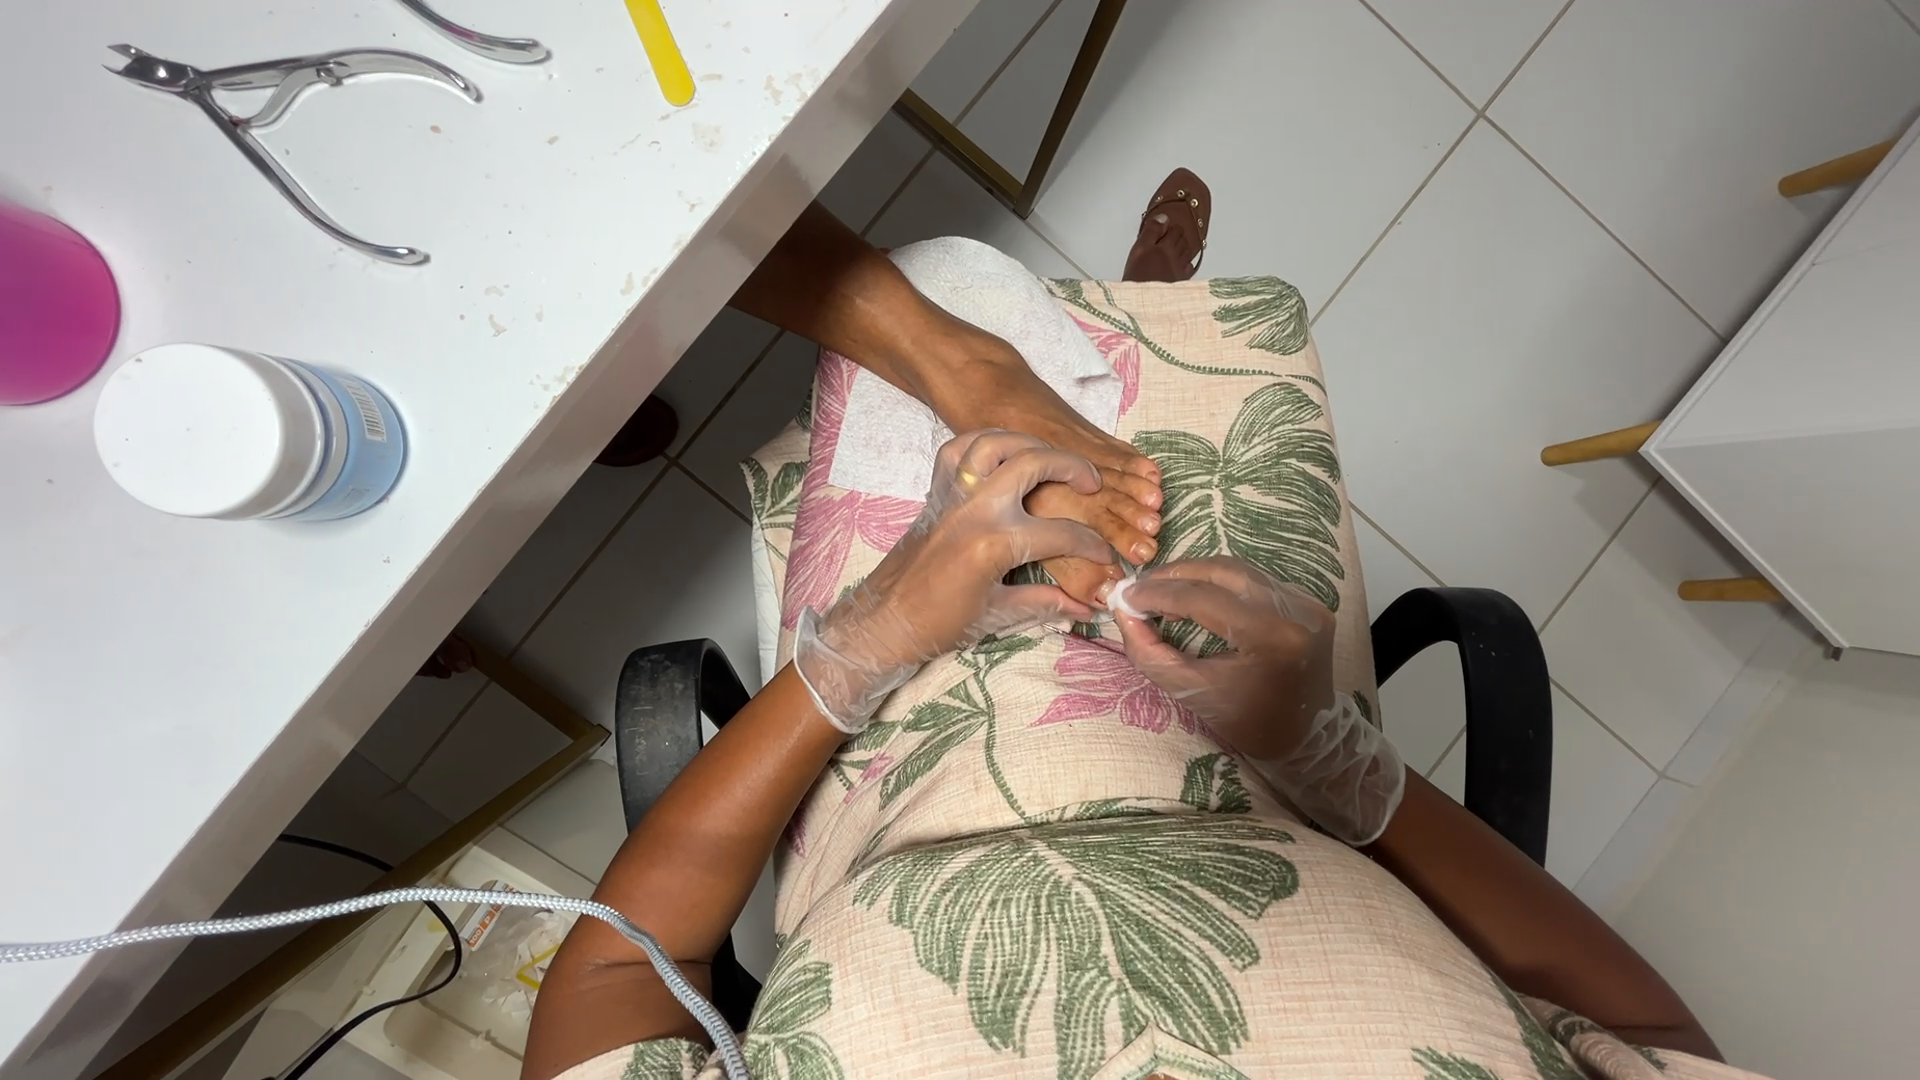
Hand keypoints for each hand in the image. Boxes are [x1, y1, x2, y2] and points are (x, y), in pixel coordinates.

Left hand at [796, 430, 1113, 733]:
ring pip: (993, 442)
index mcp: (994, 544)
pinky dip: (982, 444)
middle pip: (1033, 462)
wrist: (885, 621)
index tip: (1106, 554)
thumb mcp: (999, 615)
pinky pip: (957, 450)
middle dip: (1073, 467)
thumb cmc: (939, 624)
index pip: (1061, 534)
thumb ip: (1047, 603)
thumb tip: (1087, 606)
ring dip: (1028, 443)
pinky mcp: (934, 493)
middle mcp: (974, 509)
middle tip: (1091, 484)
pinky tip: (1001, 457)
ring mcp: (951, 495)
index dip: (1092, 545)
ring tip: (1049, 458)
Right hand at [1110, 557, 1403, 843]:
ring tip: (1161, 591)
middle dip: (1173, 575)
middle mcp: (1295, 609)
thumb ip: (1151, 652)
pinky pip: (1252, 580)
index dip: (1157, 593)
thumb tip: (1122, 611)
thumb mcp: (1191, 692)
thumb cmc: (1249, 723)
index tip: (1124, 596)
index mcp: (1271, 636)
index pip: (1202, 598)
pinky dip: (1217, 583)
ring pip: (1236, 570)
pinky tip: (1195, 595)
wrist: (1310, 739)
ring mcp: (1306, 602)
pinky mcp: (1306, 601)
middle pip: (1220, 571)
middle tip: (1139, 588)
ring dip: (1194, 575)